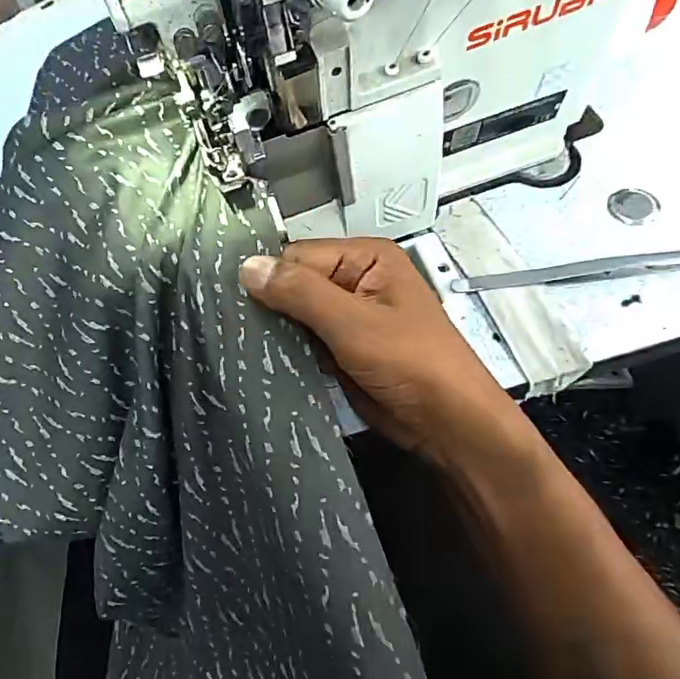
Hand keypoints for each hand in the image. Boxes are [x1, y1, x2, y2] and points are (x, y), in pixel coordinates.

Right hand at [239, 238, 528, 466]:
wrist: (447, 422)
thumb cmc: (414, 364)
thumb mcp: (355, 323)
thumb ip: (301, 293)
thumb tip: (249, 268)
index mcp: (367, 259)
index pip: (298, 256)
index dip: (267, 277)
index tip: (232, 301)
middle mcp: (357, 282)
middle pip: (295, 285)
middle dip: (270, 307)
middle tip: (232, 328)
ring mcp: (350, 320)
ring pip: (297, 318)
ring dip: (278, 334)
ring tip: (247, 348)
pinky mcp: (345, 352)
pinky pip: (306, 345)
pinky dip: (291, 354)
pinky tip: (268, 363)